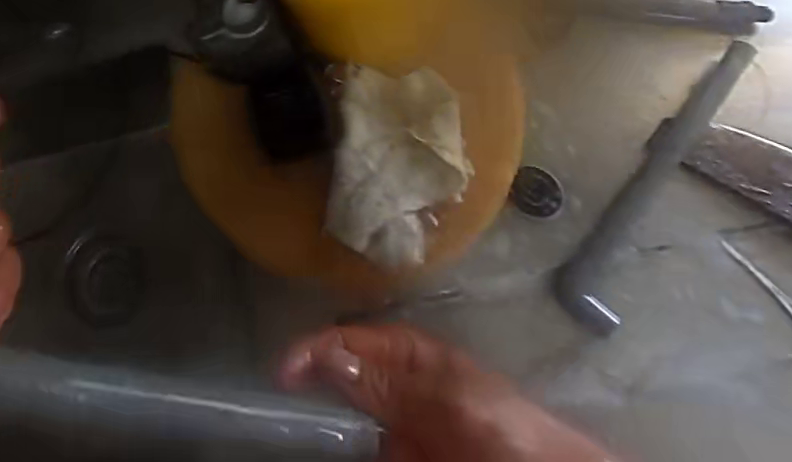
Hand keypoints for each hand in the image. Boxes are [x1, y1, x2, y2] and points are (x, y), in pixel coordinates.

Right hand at [277, 325, 617, 461]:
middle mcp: (400, 390)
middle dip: (309, 387)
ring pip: (349, 424)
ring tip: (293, 432)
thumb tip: (328, 355)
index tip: (281, 375)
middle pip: (341, 380)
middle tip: (276, 409)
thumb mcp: (453, 405)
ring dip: (323, 426)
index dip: (313, 351)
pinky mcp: (404, 456)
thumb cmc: (515, 441)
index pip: (349, 341)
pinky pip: (368, 447)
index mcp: (410, 358)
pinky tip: (330, 445)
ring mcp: (403, 433)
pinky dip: (347, 446)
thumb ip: (392, 385)